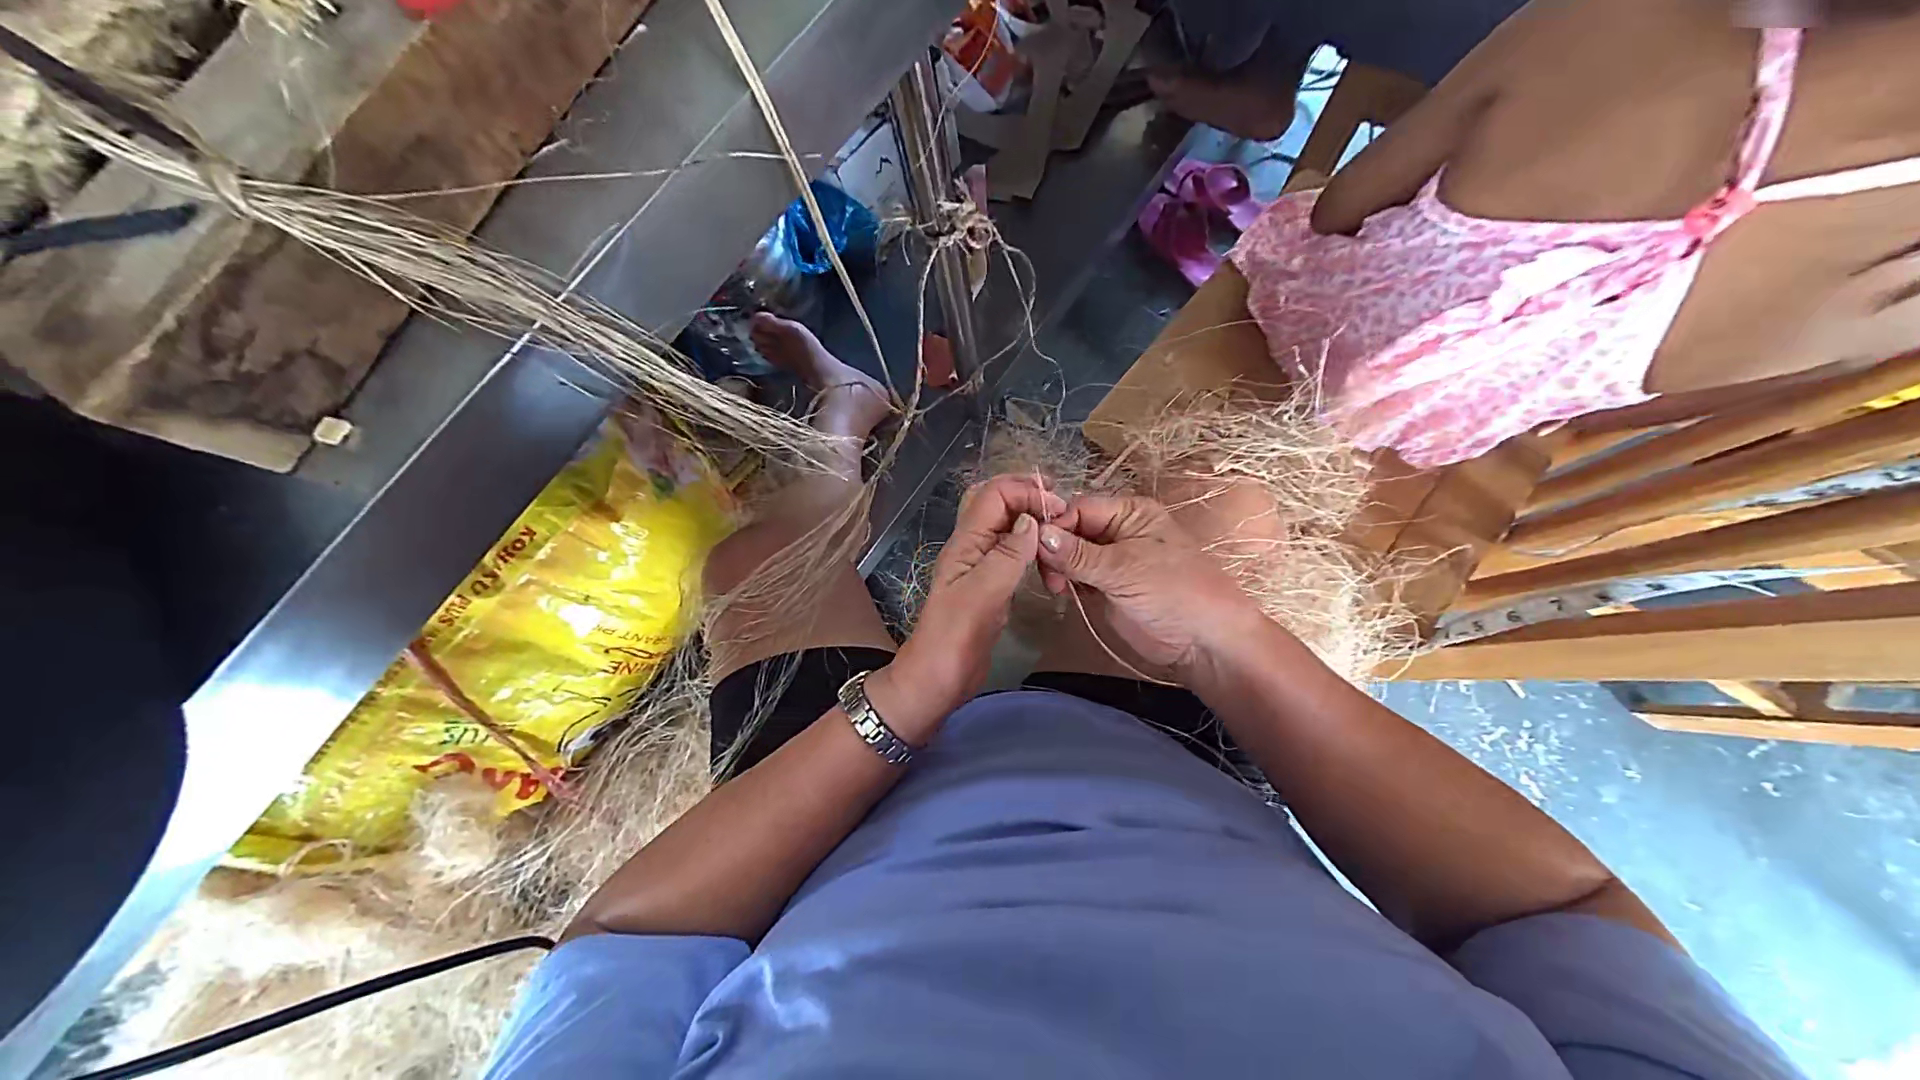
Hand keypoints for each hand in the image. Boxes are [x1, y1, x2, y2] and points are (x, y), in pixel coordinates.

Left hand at [868, 475, 1064, 733]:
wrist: (937, 679)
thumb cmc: (954, 638)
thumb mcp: (981, 595)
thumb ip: (1007, 556)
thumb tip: (1032, 521)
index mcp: (965, 542)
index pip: (995, 494)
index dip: (1027, 492)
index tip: (1059, 510)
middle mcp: (972, 547)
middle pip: (1000, 503)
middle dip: (1031, 499)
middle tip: (1064, 515)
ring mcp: (981, 566)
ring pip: (1009, 528)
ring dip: (1035, 527)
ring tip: (1060, 544)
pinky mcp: (991, 585)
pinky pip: (1014, 554)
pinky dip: (1033, 552)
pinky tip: (1049, 566)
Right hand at [1033, 494, 1269, 681]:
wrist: (1203, 643)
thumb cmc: (1174, 593)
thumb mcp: (1125, 569)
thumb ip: (1079, 554)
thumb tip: (1039, 535)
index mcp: (1129, 513)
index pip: (1080, 508)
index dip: (1057, 524)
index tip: (1037, 547)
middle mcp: (1118, 531)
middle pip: (1071, 530)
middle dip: (1054, 548)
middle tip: (1048, 575)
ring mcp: (1110, 561)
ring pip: (1068, 554)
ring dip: (1056, 568)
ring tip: (1056, 587)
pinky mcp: (1105, 587)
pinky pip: (1075, 577)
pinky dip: (1064, 583)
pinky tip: (1061, 592)